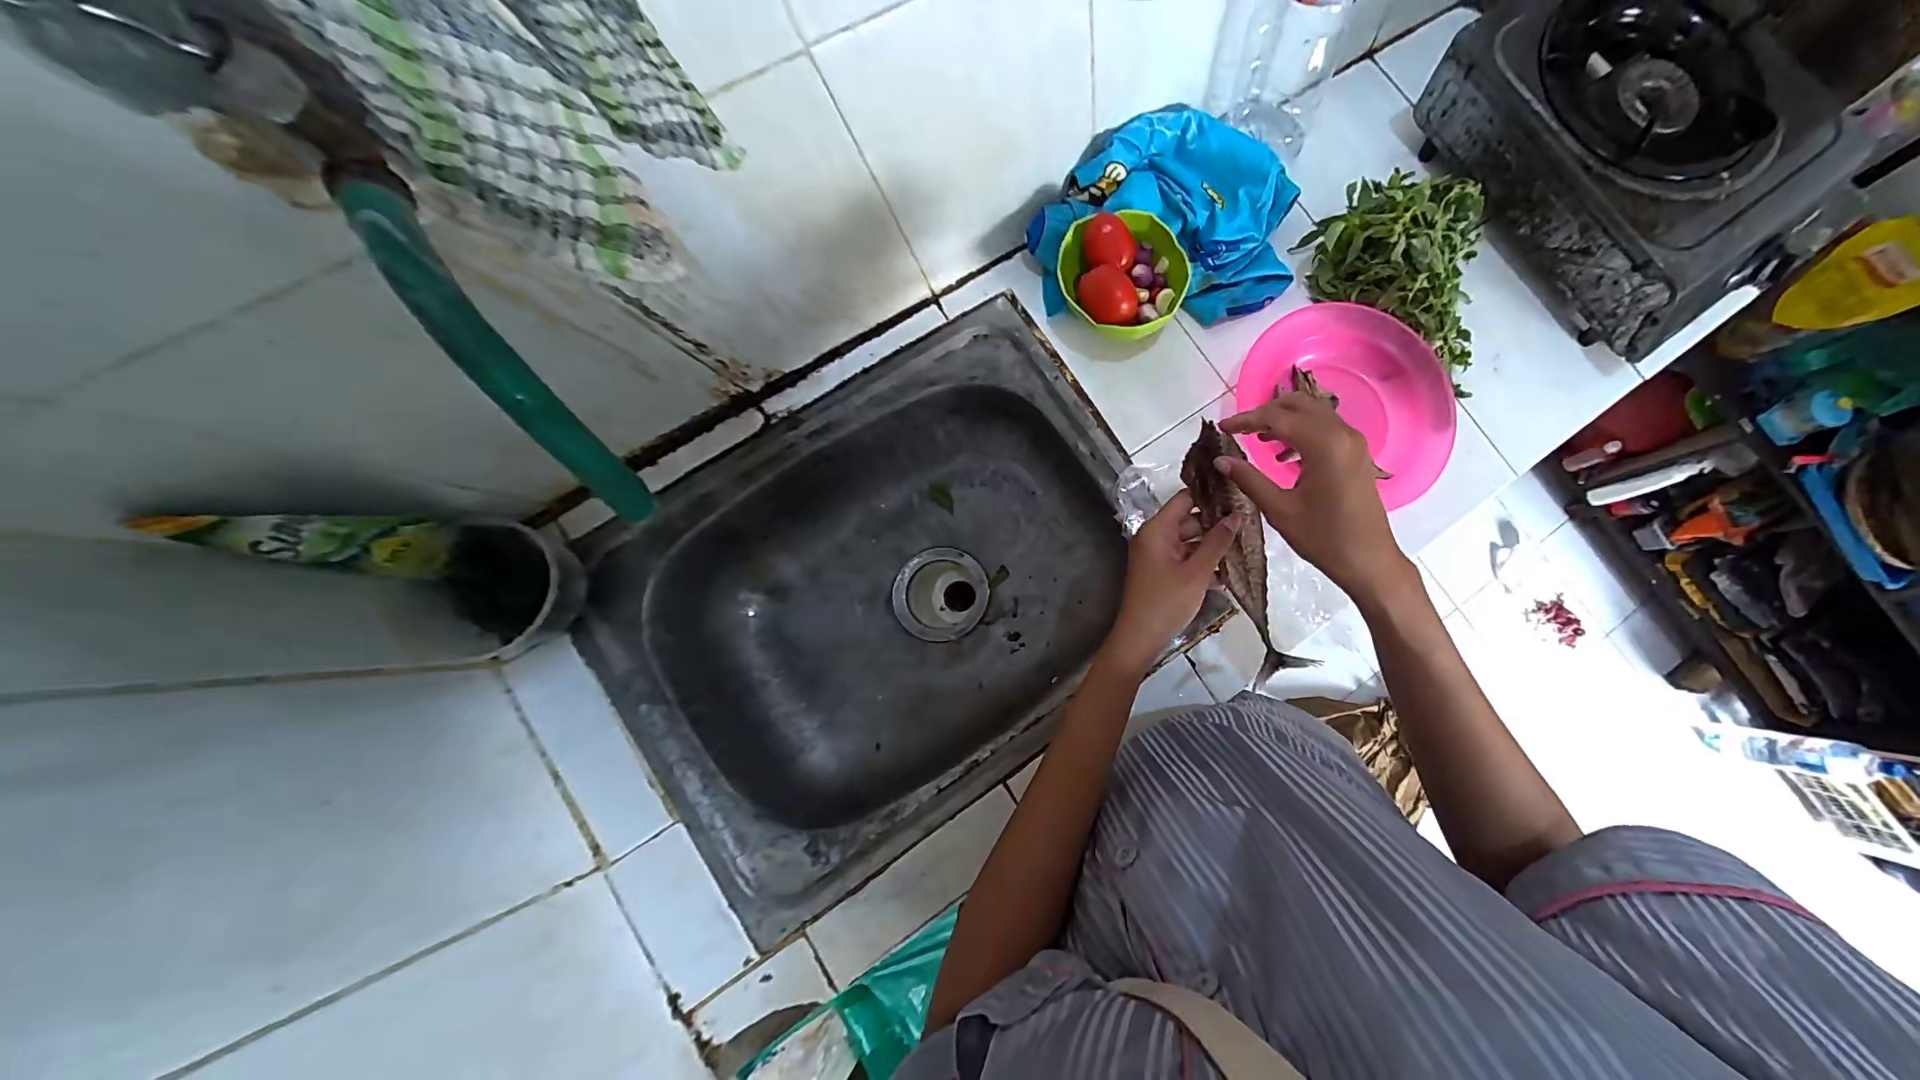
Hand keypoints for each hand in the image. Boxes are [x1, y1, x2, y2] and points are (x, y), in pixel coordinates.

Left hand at [1105, 490, 1238, 667]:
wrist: (1140, 637)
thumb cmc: (1166, 601)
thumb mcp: (1197, 571)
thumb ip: (1217, 542)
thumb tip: (1237, 515)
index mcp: (1156, 530)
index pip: (1185, 499)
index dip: (1210, 495)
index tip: (1237, 494)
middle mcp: (1154, 537)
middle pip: (1189, 520)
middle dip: (1217, 524)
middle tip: (1250, 525)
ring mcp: (1157, 555)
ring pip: (1190, 541)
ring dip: (1213, 547)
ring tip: (1244, 548)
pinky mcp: (1162, 572)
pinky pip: (1185, 559)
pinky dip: (1203, 563)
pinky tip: (1228, 574)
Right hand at [1216, 392, 1417, 603]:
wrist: (1368, 560)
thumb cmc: (1323, 538)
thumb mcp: (1279, 509)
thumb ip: (1249, 480)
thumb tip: (1221, 460)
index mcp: (1324, 445)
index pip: (1277, 418)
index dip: (1246, 420)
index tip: (1222, 428)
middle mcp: (1342, 434)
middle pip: (1299, 405)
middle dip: (1266, 412)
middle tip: (1240, 429)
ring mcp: (1353, 443)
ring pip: (1314, 413)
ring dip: (1284, 420)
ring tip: (1258, 439)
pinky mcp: (1356, 454)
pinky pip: (1325, 429)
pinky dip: (1301, 431)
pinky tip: (1284, 456)